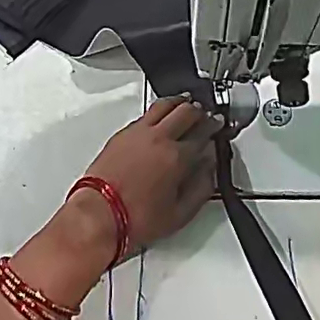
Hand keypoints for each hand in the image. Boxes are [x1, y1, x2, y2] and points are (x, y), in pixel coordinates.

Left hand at [73, 96, 221, 259]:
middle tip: (206, 113)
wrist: (100, 214)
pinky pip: (145, 114)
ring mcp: (138, 133)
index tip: (219, 126)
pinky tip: (160, 116)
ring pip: (163, 105)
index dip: (215, 127)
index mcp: (177, 157)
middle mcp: (158, 139)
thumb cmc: (134, 217)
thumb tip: (208, 171)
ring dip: (179, 102)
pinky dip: (158, 110)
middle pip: (186, 111)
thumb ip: (200, 188)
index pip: (203, 133)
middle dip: (200, 110)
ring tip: (186, 103)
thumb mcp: (180, 213)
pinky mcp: (122, 134)